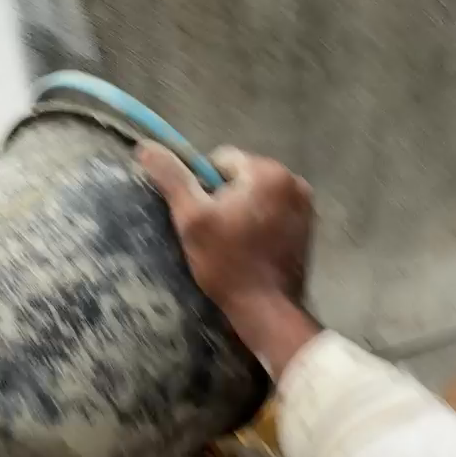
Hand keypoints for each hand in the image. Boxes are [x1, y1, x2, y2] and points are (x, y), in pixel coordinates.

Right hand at [137, 142, 321, 376]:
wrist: (267, 309)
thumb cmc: (227, 263)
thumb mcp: (191, 219)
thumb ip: (172, 178)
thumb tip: (147, 147)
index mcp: (269, 172)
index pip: (222, 159)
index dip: (204, 186)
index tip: (204, 217)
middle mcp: (294, 181)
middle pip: (242, 176)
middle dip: (226, 198)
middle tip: (218, 233)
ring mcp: (305, 204)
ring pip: (258, 194)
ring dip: (243, 210)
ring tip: (234, 242)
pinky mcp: (308, 226)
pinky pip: (274, 211)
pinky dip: (261, 222)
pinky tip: (252, 247)